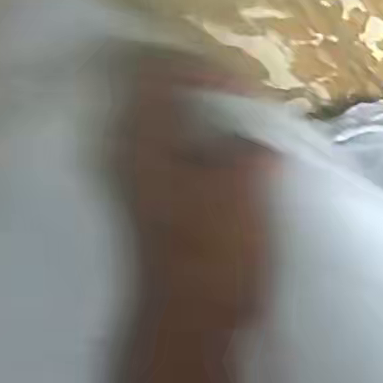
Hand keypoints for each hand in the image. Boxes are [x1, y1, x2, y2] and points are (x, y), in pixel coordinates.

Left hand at [112, 48, 275, 329]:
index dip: (208, 69)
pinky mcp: (156, 201)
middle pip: (158, 90)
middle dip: (208, 91)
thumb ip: (247, 147)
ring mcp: (138, 176)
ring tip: (251, 136)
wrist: (192, 315)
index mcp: (142, 137)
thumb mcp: (242, 189)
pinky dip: (208, 147)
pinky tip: (238, 166)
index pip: (160, 68)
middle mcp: (128, 148)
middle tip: (253, 109)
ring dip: (209, 121)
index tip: (251, 93)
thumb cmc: (215, 251)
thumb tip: (254, 134)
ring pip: (169, 122)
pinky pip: (178, 151)